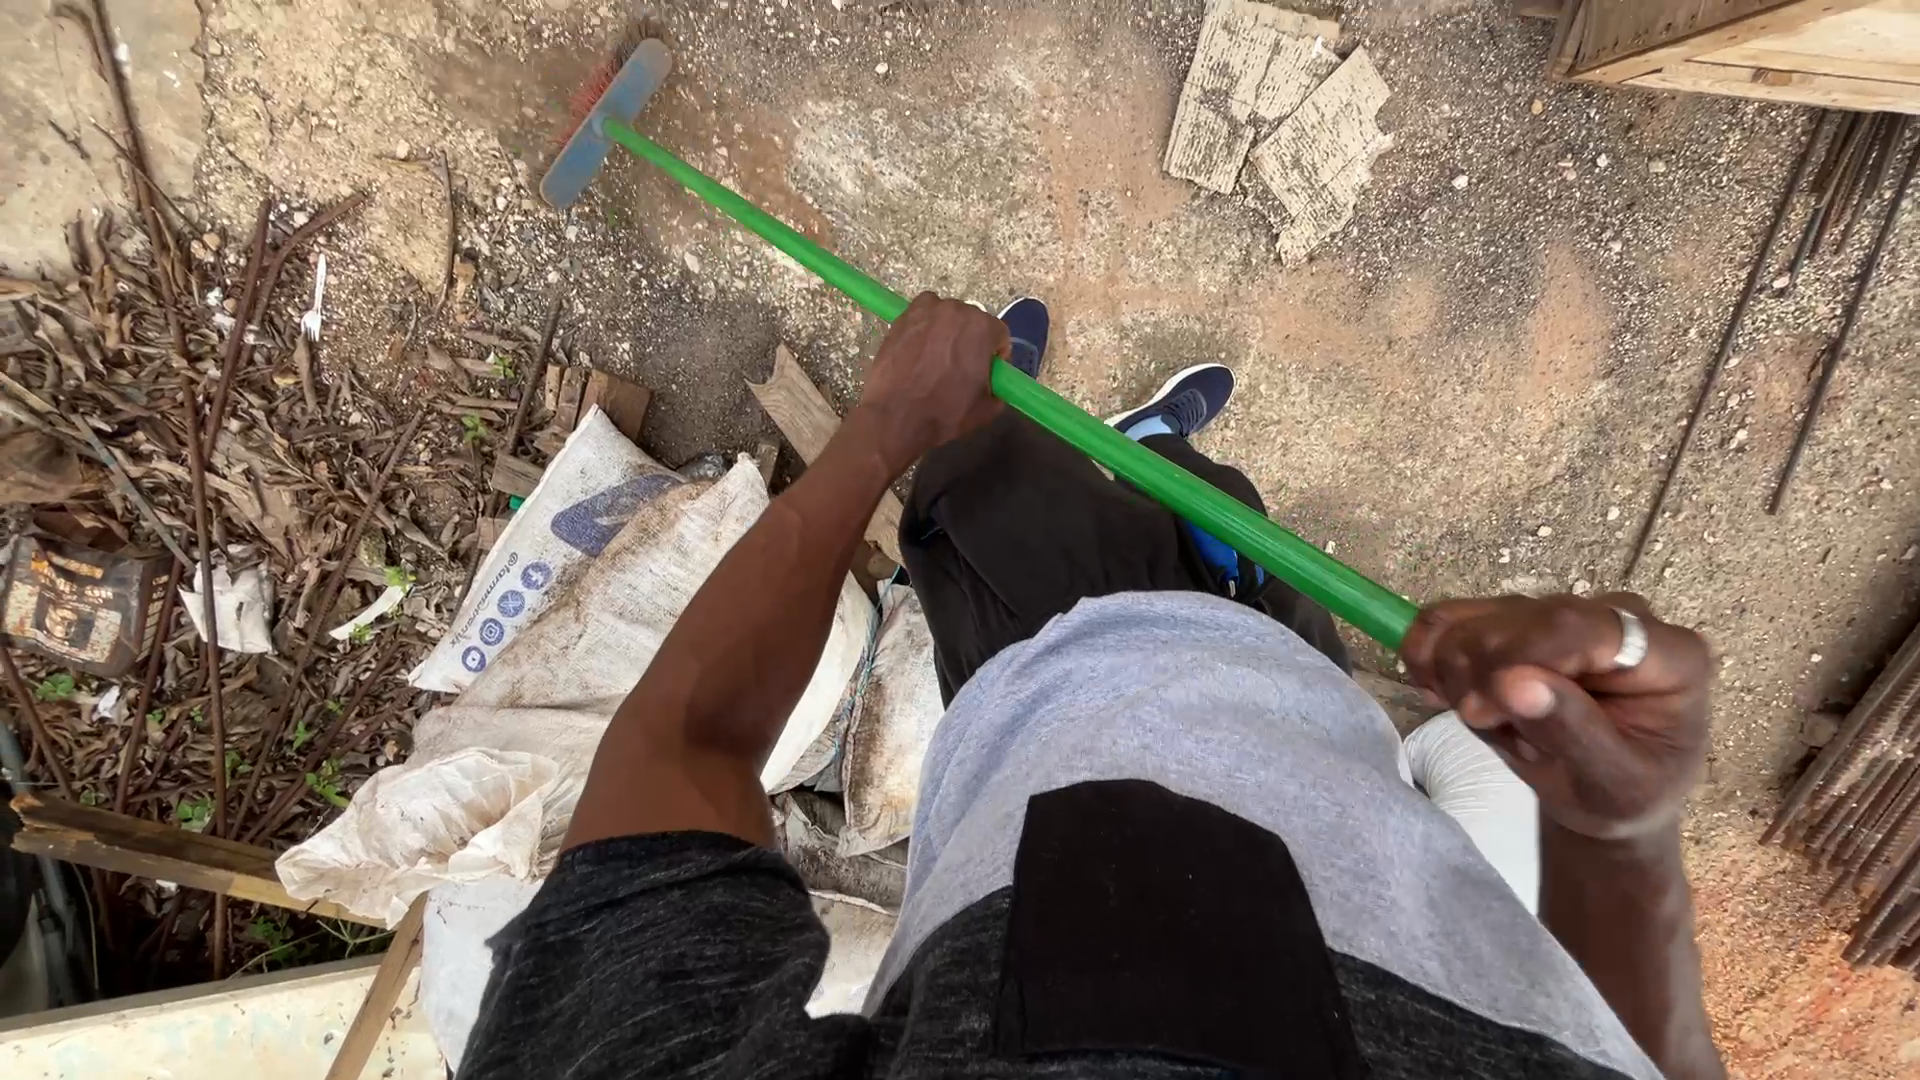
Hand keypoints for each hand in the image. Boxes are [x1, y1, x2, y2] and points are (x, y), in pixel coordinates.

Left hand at [852, 292, 1008, 473]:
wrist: (896, 416)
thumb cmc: (945, 412)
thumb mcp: (987, 408)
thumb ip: (998, 388)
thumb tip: (993, 384)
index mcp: (983, 328)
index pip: (999, 335)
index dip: (995, 356)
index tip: (987, 372)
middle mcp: (957, 310)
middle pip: (972, 322)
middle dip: (971, 342)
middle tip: (961, 368)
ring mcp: (927, 310)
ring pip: (946, 316)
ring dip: (947, 332)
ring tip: (937, 358)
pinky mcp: (903, 317)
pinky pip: (922, 315)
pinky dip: (925, 326)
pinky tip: (920, 349)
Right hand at [1399, 593, 1712, 838]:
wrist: (1595, 790)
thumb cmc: (1620, 794)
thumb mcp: (1613, 786)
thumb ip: (1574, 733)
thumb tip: (1513, 683)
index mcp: (1668, 654)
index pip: (1571, 625)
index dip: (1513, 658)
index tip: (1480, 712)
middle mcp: (1612, 616)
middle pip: (1509, 620)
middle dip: (1476, 676)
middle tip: (1487, 726)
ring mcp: (1554, 611)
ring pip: (1466, 619)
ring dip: (1452, 674)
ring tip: (1482, 716)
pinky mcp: (1508, 616)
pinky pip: (1442, 619)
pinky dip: (1424, 656)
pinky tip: (1442, 690)